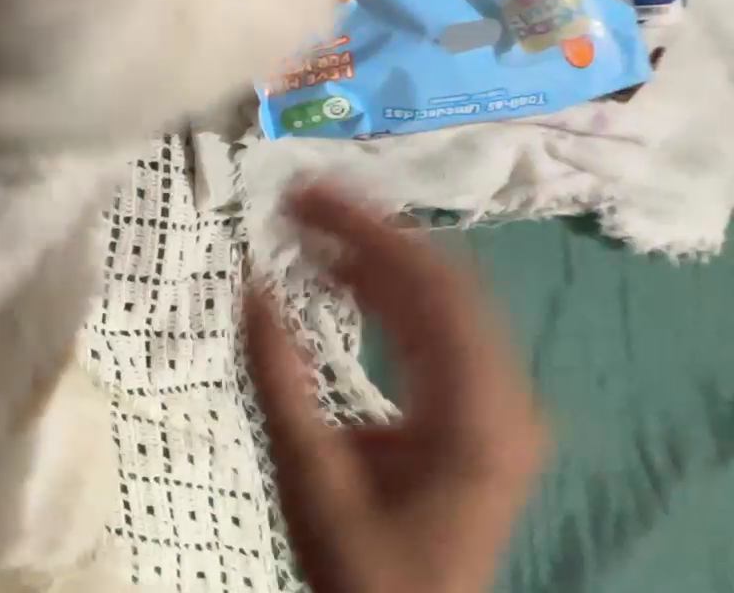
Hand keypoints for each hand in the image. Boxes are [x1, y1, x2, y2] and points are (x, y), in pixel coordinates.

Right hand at [244, 183, 548, 592]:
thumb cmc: (360, 557)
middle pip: (445, 284)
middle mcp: (501, 398)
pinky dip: (382, 288)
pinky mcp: (469, 407)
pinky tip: (336, 270)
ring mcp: (491, 402)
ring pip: (441, 299)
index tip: (304, 195)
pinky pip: (432, 326)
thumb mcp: (309, 472)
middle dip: (370, 229)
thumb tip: (249, 283)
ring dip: (375, 253)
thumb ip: (279, 376)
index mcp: (476, 415)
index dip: (370, 231)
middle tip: (296, 195)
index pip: (435, 292)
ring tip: (306, 220)